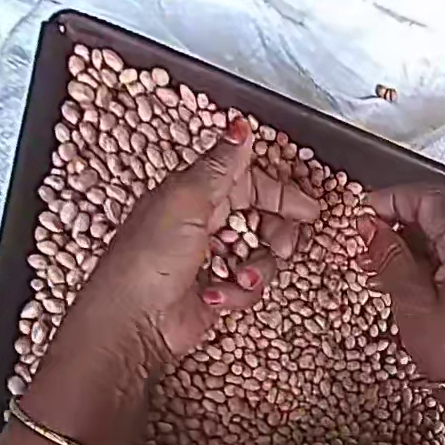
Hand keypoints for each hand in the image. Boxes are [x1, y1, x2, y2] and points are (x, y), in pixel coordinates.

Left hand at [54, 118, 319, 380]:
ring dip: (257, 270)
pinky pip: (250, 288)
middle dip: (277, 236)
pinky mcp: (220, 290)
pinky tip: (218, 297)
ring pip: (261, 257)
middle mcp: (209, 224)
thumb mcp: (187, 201)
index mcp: (198, 193)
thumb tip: (240, 125)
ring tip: (241, 280)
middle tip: (281, 249)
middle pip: (264, 221)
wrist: (136, 319)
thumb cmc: (151, 257)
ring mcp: (216, 259)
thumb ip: (221, 165)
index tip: (308, 211)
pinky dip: (239, 294)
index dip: (281, 195)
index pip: (251, 183)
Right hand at [355, 185, 444, 385]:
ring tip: (370, 261)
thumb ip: (389, 255)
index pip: (429, 201)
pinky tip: (387, 273)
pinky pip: (439, 252)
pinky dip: (413, 257)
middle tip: (364, 237)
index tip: (363, 212)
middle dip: (394, 221)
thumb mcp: (410, 299)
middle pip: (432, 213)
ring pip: (433, 232)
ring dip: (401, 241)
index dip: (392, 200)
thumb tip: (368, 224)